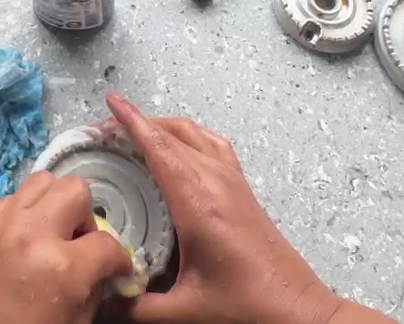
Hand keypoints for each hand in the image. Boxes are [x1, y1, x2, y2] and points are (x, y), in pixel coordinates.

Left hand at [0, 170, 137, 323]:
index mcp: (62, 267)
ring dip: (54, 204)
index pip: (108, 244)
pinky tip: (23, 241)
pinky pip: (12, 199)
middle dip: (85, 216)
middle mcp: (32, 233)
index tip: (116, 269)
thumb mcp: (76, 321)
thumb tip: (105, 263)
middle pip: (75, 189)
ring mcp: (1, 224)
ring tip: (51, 233)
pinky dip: (25, 214)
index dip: (119, 260)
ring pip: (42, 181)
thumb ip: (95, 286)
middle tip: (79, 244)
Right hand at [105, 93, 394, 323]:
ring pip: (191, 131)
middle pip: (170, 132)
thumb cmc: (249, 306)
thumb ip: (138, 307)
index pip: (158, 144)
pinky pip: (210, 142)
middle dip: (136, 122)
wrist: (300, 313)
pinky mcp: (242, 186)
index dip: (131, 120)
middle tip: (107, 129)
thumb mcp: (186, 311)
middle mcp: (214, 179)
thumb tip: (103, 303)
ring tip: (136, 131)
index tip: (111, 101)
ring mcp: (231, 178)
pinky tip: (178, 144)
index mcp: (196, 199)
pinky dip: (187, 133)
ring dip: (161, 124)